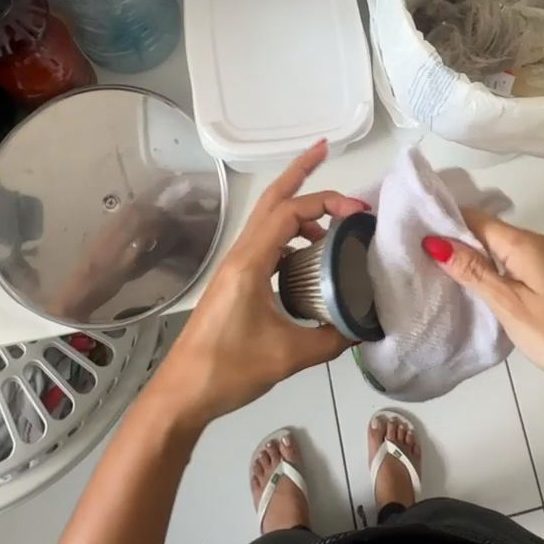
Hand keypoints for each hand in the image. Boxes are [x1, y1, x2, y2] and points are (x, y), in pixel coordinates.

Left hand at [145, 141, 369, 429]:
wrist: (181, 394)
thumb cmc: (227, 369)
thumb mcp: (287, 356)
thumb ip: (330, 339)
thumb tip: (361, 328)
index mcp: (251, 262)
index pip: (290, 212)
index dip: (326, 203)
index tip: (358, 213)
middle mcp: (241, 255)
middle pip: (272, 198)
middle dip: (299, 171)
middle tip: (325, 149)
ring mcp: (236, 266)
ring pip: (269, 219)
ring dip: (300, 209)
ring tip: (335, 221)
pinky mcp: (236, 281)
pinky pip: (268, 243)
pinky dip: (292, 236)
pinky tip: (310, 256)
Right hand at [425, 208, 543, 397]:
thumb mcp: (510, 306)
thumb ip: (474, 272)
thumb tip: (436, 241)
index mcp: (523, 244)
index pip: (474, 218)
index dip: (443, 221)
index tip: (411, 229)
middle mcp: (533, 243)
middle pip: (484, 229)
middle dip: (452, 237)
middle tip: (414, 250)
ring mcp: (541, 260)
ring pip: (494, 246)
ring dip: (467, 253)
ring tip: (432, 266)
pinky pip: (507, 260)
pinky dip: (486, 266)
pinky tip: (468, 281)